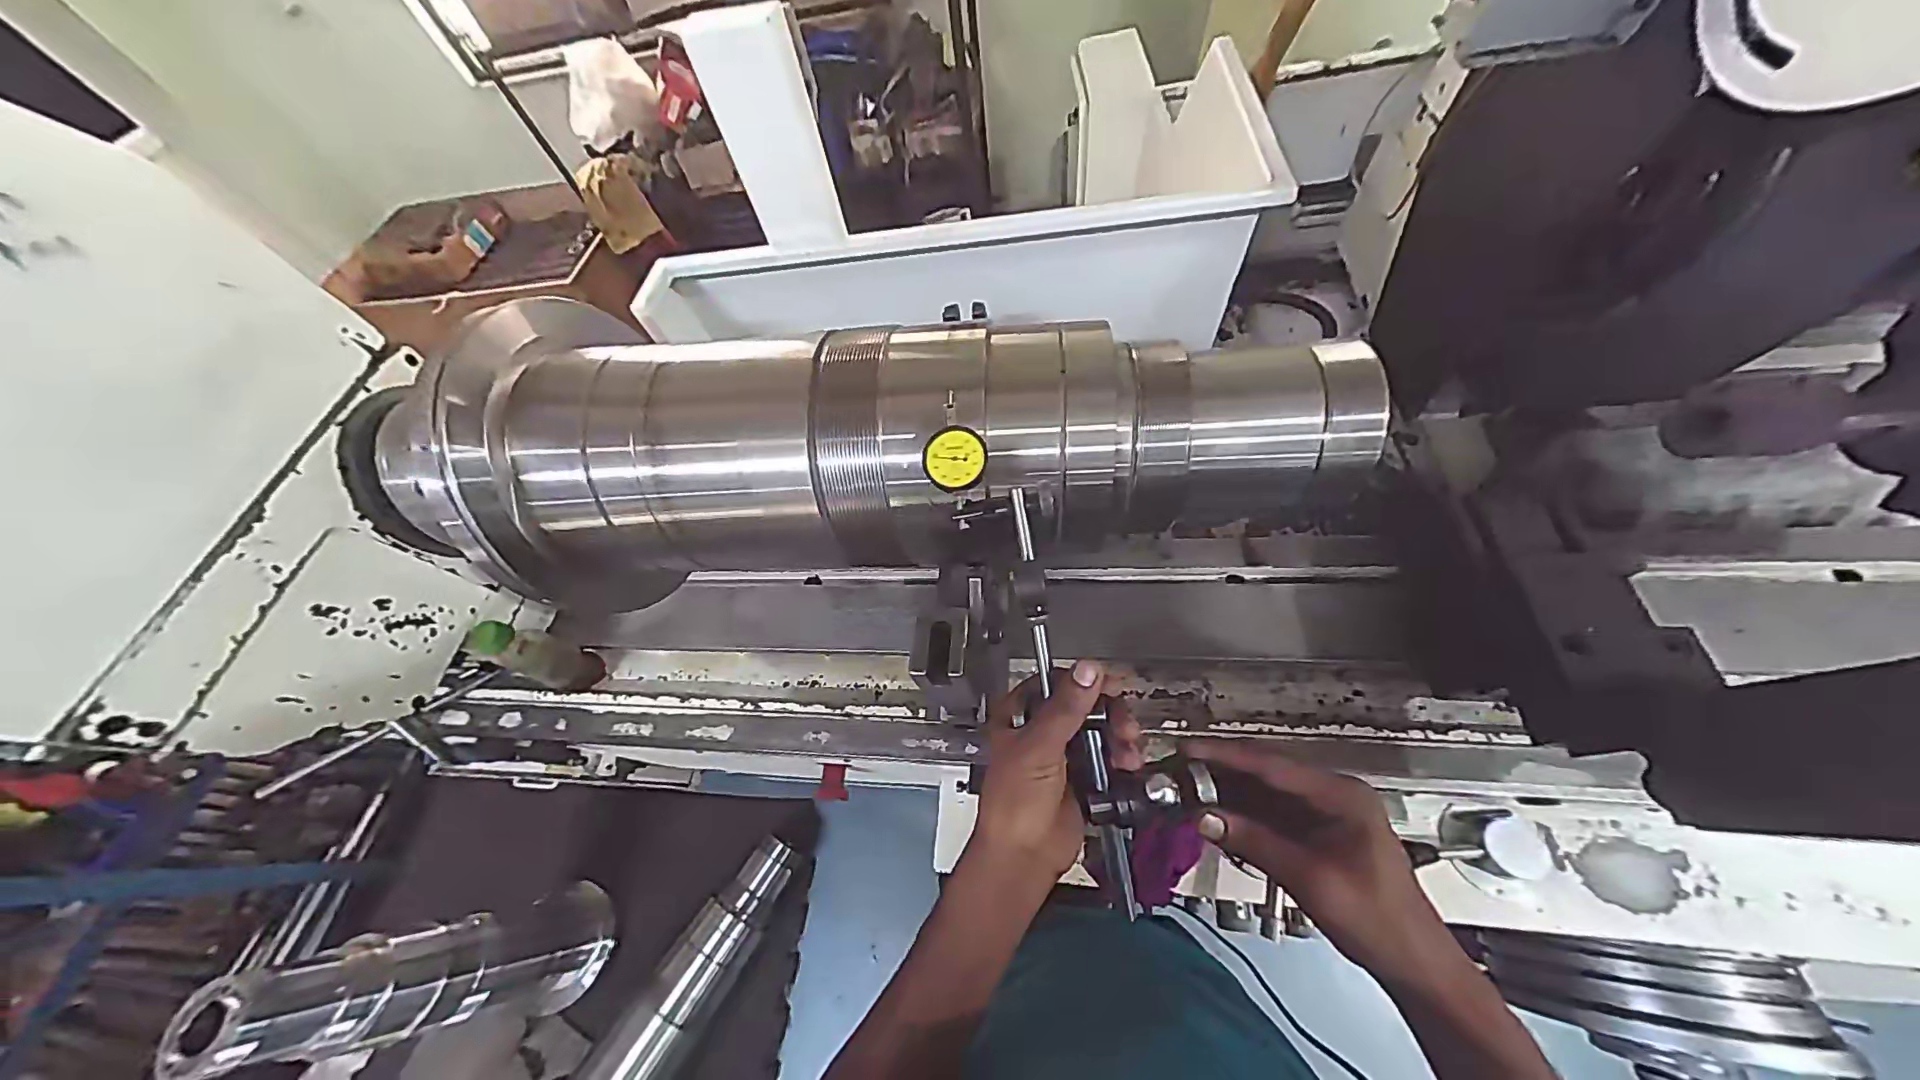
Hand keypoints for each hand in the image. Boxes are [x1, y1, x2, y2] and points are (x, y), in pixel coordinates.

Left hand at [969, 660, 1116, 881]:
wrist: (1025, 856)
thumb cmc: (1013, 804)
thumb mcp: (1040, 746)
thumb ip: (1066, 708)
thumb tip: (1086, 672)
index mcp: (1019, 716)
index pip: (1055, 683)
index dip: (1083, 681)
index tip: (1109, 683)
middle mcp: (1040, 731)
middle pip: (1083, 706)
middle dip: (1108, 712)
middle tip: (1123, 722)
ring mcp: (1062, 755)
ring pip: (1099, 731)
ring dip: (1119, 736)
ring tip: (1127, 748)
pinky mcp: (1082, 777)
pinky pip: (1108, 757)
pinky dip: (1121, 758)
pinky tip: (1127, 764)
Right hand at [1185, 740, 1458, 984]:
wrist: (1414, 964)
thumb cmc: (1374, 919)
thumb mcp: (1310, 879)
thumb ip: (1255, 842)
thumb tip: (1203, 818)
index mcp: (1341, 795)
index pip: (1271, 764)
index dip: (1225, 755)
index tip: (1188, 749)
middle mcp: (1332, 794)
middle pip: (1265, 773)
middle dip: (1220, 772)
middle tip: (1179, 770)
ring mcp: (1324, 812)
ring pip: (1264, 793)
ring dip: (1227, 793)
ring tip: (1187, 791)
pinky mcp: (1315, 832)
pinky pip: (1270, 813)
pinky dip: (1242, 814)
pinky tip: (1215, 817)